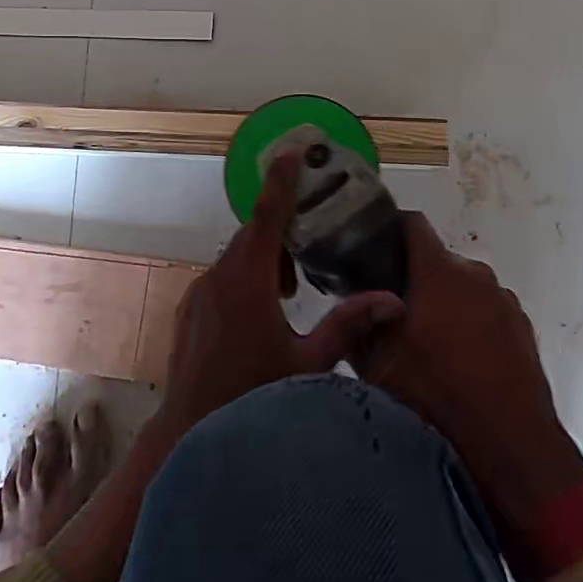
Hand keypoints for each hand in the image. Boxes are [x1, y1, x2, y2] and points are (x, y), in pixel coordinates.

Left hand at [156, 154, 405, 432]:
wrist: (190, 431)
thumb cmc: (254, 396)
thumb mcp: (309, 363)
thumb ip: (348, 325)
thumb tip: (392, 301)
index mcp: (248, 282)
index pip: (268, 216)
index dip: (282, 180)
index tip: (292, 150)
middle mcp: (219, 277)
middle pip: (253, 235)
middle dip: (282, 233)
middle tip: (310, 249)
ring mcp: (199, 293)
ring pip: (236, 258)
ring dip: (264, 261)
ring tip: (289, 292)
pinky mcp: (190, 309)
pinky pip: (221, 278)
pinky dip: (244, 279)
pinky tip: (260, 315)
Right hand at [350, 214, 582, 580]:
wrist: (511, 449)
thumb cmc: (435, 396)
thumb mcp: (375, 362)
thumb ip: (357, 323)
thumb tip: (352, 302)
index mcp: (438, 273)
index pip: (412, 224)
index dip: (390, 229)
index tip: (373, 248)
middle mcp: (475, 275)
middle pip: (436, 261)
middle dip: (414, 278)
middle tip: (393, 312)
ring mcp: (505, 302)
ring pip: (463, 288)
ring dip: (445, 303)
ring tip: (429, 344)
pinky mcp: (523, 329)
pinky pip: (486, 312)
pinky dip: (471, 324)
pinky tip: (461, 363)